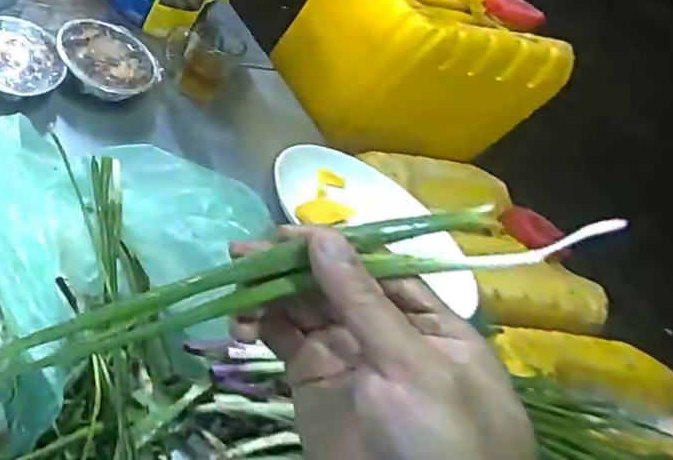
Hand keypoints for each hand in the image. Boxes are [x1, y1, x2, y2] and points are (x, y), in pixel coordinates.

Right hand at [231, 228, 531, 459]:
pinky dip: (255, 320)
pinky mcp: (310, 375)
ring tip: (234, 283)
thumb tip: (322, 234)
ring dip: (264, 287)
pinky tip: (240, 325)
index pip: (376, 268)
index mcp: (430, 330)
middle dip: (286, 263)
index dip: (330, 246)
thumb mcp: (412, 373)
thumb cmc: (437, 449)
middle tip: (243, 253)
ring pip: (298, 301)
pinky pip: (279, 332)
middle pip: (329, 279)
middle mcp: (385, 333)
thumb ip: (363, 301)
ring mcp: (345, 354)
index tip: (285, 235)